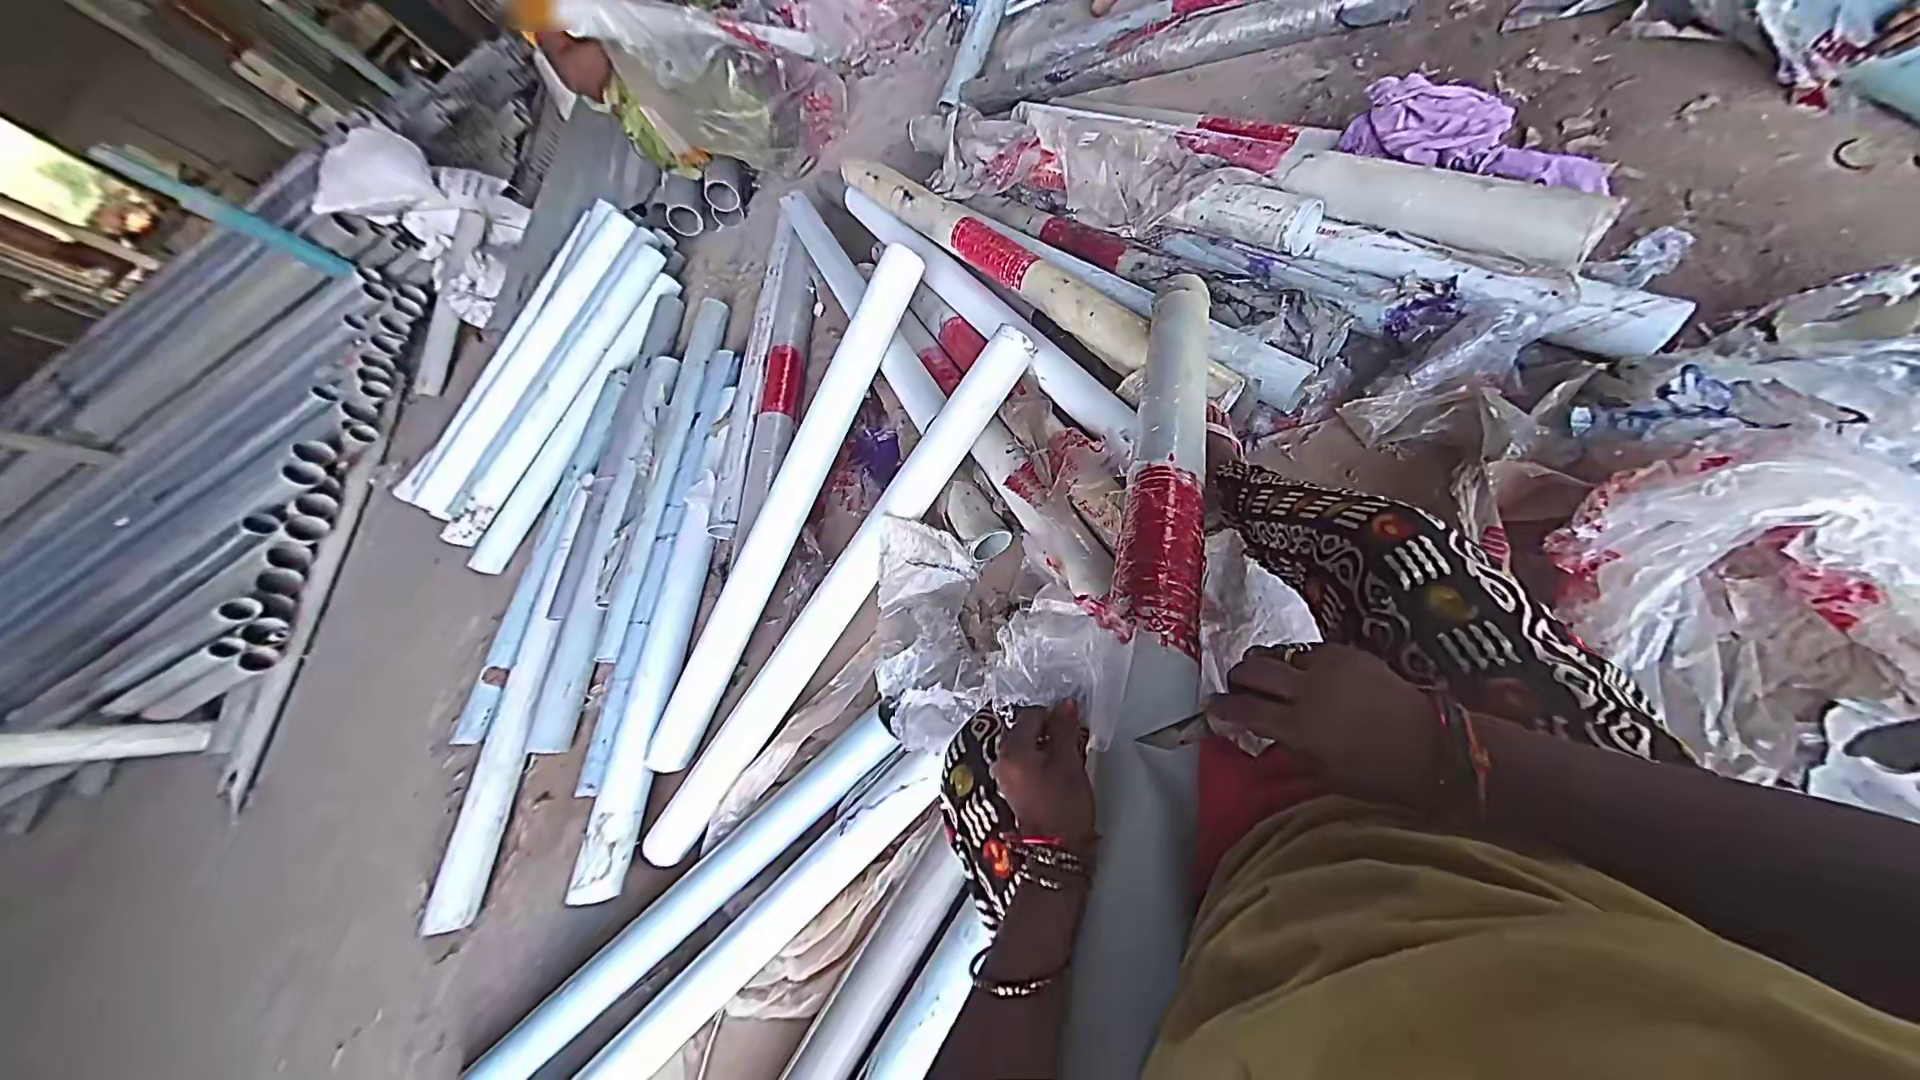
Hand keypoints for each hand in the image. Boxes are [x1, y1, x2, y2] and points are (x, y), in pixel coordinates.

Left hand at [992, 701, 1095, 849]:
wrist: (1057, 850)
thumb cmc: (1063, 806)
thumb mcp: (1068, 762)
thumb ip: (1064, 729)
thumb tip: (1067, 705)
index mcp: (1012, 751)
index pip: (1030, 715)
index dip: (1054, 714)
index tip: (1073, 720)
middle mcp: (1003, 760)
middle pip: (1025, 729)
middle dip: (1049, 728)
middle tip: (1073, 735)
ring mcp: (1007, 775)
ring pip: (1028, 745)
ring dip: (1047, 743)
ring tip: (1070, 751)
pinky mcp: (1015, 787)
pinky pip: (1027, 760)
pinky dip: (1042, 757)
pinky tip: (1060, 767)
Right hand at [1207, 644, 1445, 808]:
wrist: (1438, 746)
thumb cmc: (1380, 774)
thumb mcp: (1325, 772)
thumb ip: (1288, 748)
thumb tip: (1259, 733)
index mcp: (1302, 726)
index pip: (1245, 709)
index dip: (1222, 708)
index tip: (1212, 709)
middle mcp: (1310, 689)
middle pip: (1253, 669)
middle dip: (1238, 679)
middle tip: (1239, 690)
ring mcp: (1329, 666)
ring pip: (1277, 653)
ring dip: (1267, 666)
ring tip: (1272, 680)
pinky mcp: (1347, 652)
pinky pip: (1308, 651)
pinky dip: (1300, 663)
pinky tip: (1309, 676)